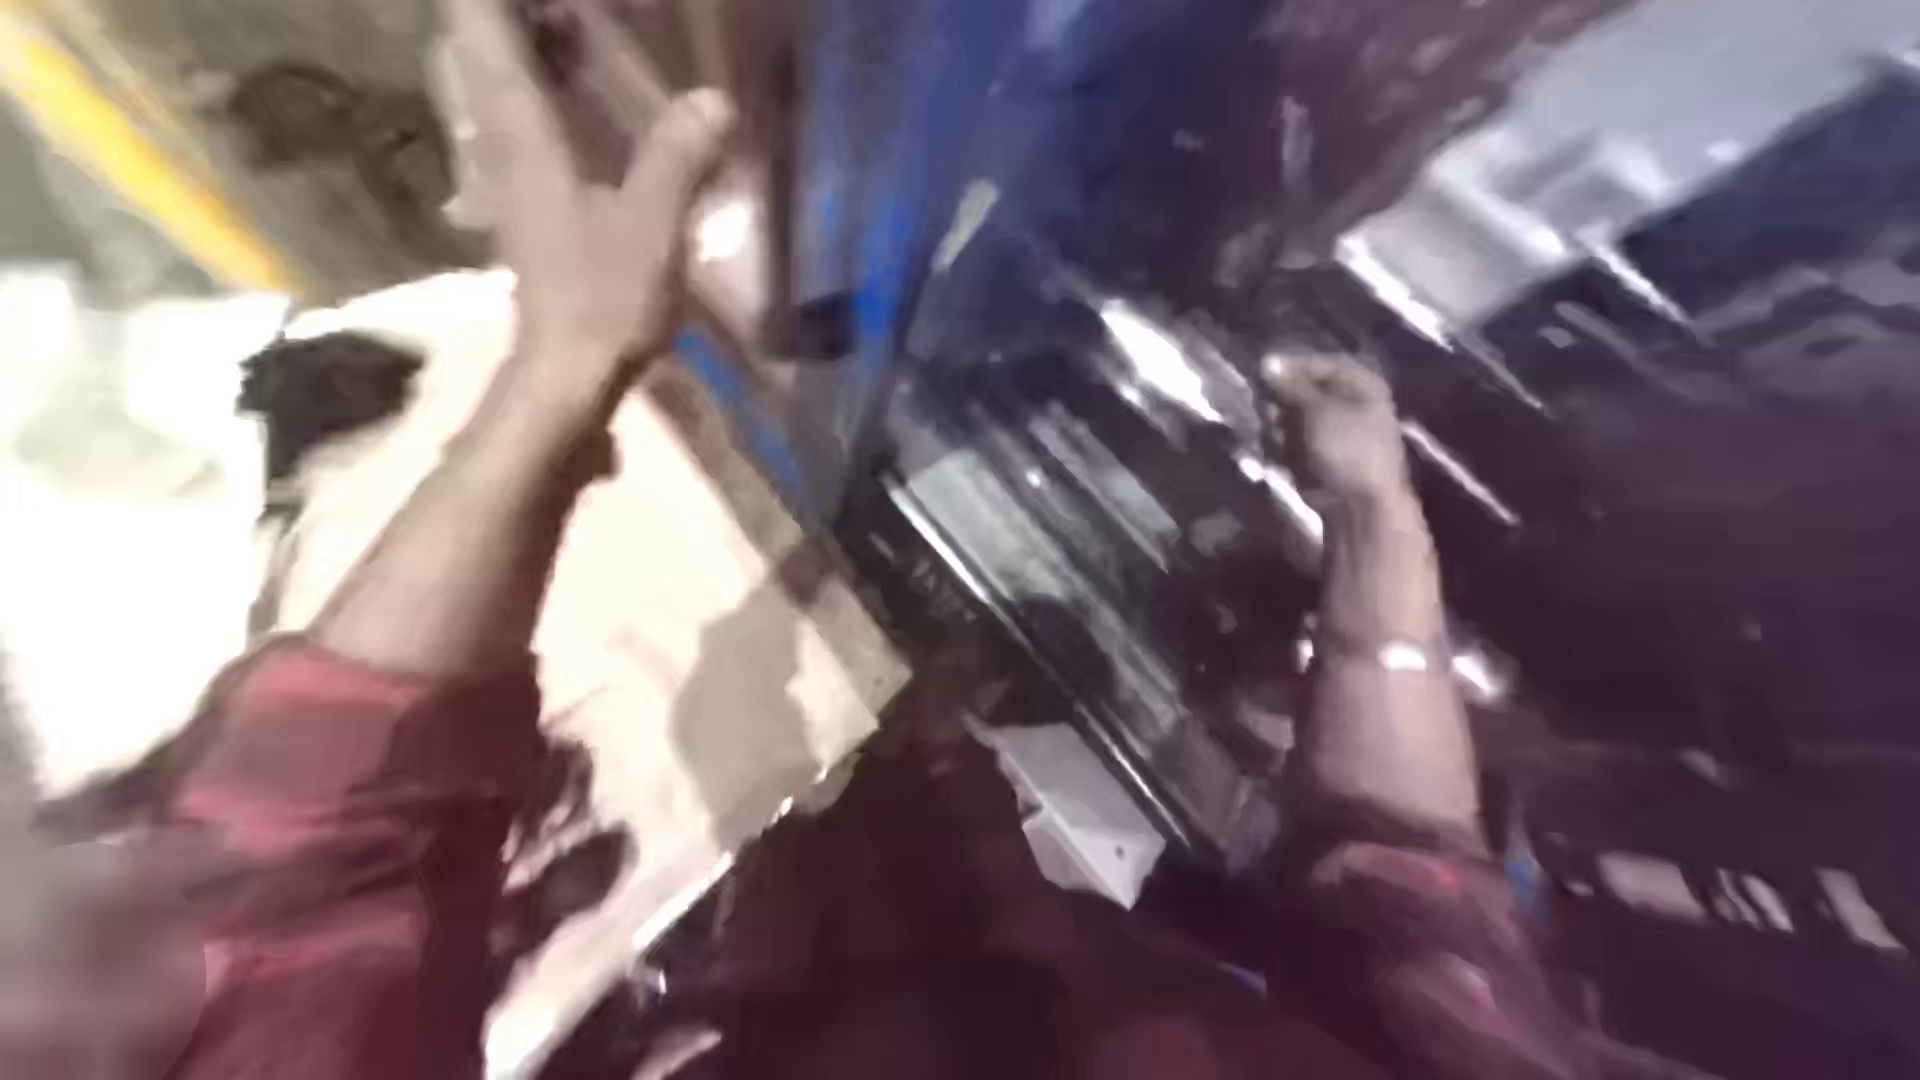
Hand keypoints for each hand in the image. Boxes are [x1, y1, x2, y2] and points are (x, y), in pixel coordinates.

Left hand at [441, 0, 734, 384]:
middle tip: (586, 14)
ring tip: (588, 37)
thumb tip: (715, 102)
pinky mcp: (527, 207)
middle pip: (482, 43)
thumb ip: (679, 160)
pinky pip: (523, 127)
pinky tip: (590, 112)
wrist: (571, 368)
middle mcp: (499, 140)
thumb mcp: (653, 228)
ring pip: (500, 85)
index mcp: (520, 130)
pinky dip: (547, 100)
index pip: (480, 18)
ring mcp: (508, 175)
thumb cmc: (606, 298)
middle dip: (522, 15)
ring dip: (532, 52)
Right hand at [1262, 353, 1410, 504]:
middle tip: (1268, 413)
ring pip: (1289, 419)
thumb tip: (1267, 363)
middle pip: (1301, 392)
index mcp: (1360, 386)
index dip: (1292, 367)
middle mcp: (1346, 405)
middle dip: (1280, 402)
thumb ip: (1291, 386)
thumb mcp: (1318, 410)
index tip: (1263, 374)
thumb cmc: (1347, 448)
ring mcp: (1330, 432)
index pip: (1319, 364)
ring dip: (1277, 427)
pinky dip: (1279, 447)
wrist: (1357, 502)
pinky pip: (1288, 443)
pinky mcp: (1314, 456)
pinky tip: (1278, 456)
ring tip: (1276, 439)